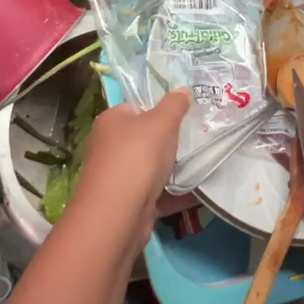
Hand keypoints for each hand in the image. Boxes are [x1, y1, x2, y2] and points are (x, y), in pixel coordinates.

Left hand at [74, 88, 189, 218]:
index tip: (181, 118)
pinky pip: (153, 193)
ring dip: (169, 169)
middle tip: (191, 142)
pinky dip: (171, 194)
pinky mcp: (124, 202)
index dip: (158, 111)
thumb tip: (183, 89)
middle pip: (142, 139)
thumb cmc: (137, 156)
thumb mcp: (162, 122)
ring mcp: (114, 176)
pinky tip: (193, 194)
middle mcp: (106, 146)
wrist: (118, 213)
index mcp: (110, 121)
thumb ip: (174, 105)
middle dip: (166, 142)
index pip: (135, 108)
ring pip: (147, 168)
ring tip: (197, 166)